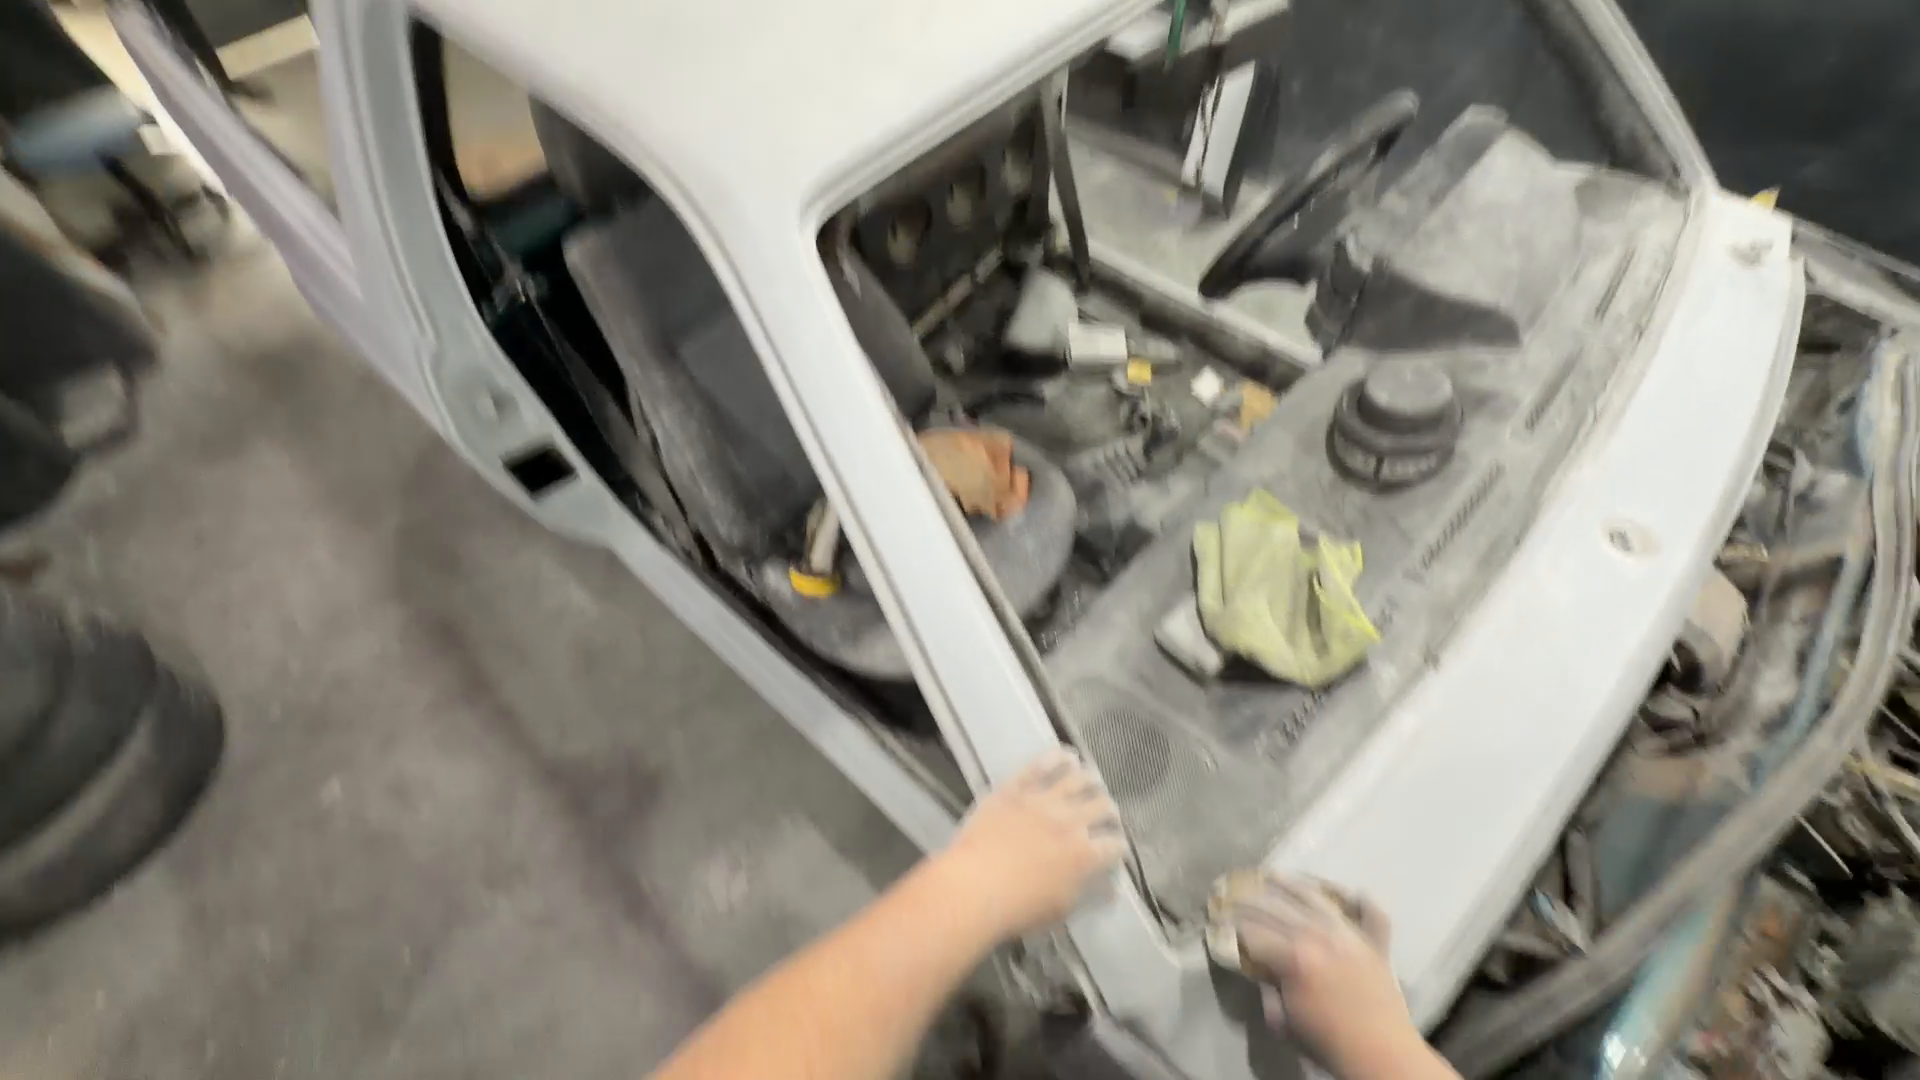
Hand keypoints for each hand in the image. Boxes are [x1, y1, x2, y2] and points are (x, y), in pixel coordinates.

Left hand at [937, 749, 1126, 940]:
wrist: (976, 886)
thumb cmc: (1019, 907)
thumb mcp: (1061, 908)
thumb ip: (1087, 892)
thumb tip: (1109, 890)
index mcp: (1084, 854)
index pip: (1113, 845)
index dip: (1119, 846)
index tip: (1117, 847)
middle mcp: (1070, 821)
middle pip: (1101, 807)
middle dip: (1109, 810)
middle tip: (1107, 812)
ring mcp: (1042, 800)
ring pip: (1076, 780)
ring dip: (1090, 779)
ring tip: (1093, 778)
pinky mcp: (1015, 789)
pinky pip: (1039, 766)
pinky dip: (1056, 757)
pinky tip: (1065, 755)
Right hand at [1226, 875, 1417, 1074]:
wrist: (1384, 1060)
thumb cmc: (1328, 1044)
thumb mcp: (1283, 1022)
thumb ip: (1266, 989)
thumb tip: (1257, 969)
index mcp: (1293, 956)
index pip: (1250, 930)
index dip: (1227, 924)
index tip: (1214, 918)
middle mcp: (1318, 934)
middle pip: (1274, 906)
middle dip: (1246, 898)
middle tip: (1229, 892)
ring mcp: (1349, 935)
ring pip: (1315, 897)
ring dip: (1290, 883)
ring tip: (1271, 874)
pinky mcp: (1375, 945)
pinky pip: (1371, 914)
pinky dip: (1361, 901)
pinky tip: (1352, 891)